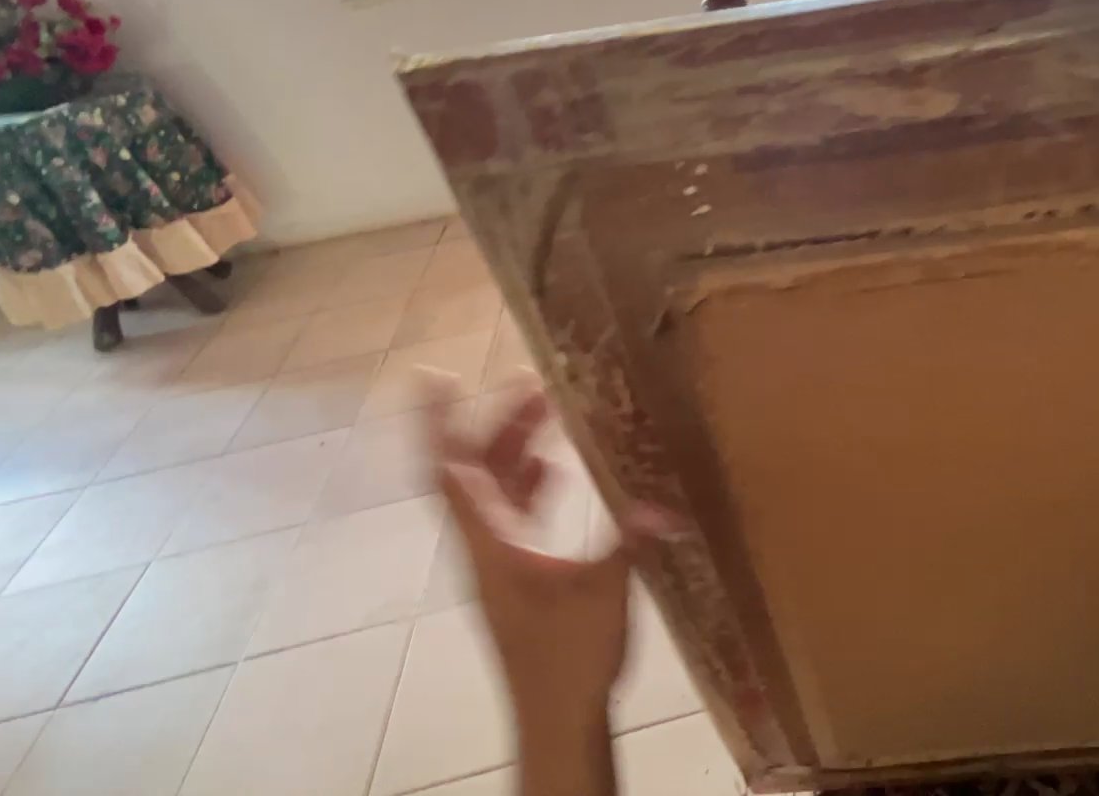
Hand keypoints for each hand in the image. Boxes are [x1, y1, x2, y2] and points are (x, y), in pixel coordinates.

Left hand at [421, 373, 666, 733]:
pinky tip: (556, 469)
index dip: (438, 424)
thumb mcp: (604, 596)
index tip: (437, 378)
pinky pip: (513, 511)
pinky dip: (529, 481)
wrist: (556, 721)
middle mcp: (485, 546)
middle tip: (536, 382)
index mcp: (491, 545)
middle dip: (500, 422)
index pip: (450, 473)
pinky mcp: (519, 574)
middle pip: (476, 470)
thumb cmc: (569, 662)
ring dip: (516, 447)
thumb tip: (662, 504)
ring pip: (495, 489)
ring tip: (549, 411)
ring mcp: (499, 560)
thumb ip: (629, 545)